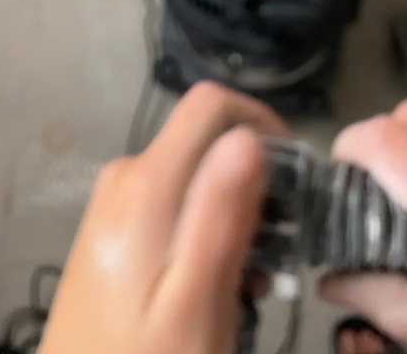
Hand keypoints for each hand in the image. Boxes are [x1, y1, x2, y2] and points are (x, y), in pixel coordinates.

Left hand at [40, 83, 288, 353]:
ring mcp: (114, 202)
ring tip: (251, 285)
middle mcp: (126, 176)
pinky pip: (173, 205)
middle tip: (277, 256)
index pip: (210, 103)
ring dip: (233, 215)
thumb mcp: (195, 303)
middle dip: (252, 184)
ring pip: (195, 178)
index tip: (293, 180)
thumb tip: (248, 134)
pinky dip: (205, 231)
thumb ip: (220, 214)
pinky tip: (216, 286)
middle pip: (206, 142)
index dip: (261, 123)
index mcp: (146, 183)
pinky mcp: (112, 230)